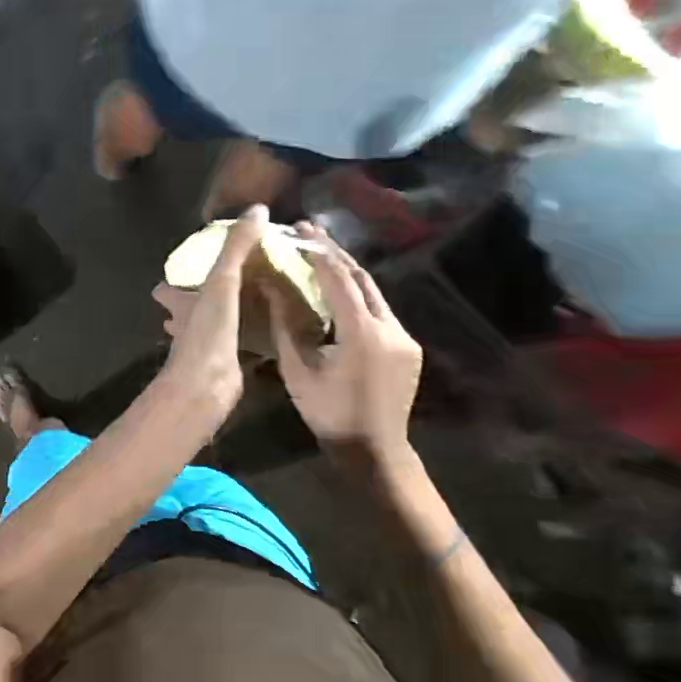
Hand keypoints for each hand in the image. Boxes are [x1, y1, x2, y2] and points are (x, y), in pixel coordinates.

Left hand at [152, 206, 268, 416]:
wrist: (208, 387)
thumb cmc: (208, 331)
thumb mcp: (222, 281)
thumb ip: (237, 247)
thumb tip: (258, 209)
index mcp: (181, 303)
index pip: (169, 286)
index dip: (176, 277)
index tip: (198, 260)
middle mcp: (189, 323)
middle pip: (191, 306)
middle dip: (205, 294)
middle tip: (241, 276)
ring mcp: (208, 346)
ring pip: (217, 324)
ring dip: (233, 314)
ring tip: (262, 296)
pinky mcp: (230, 363)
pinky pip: (241, 342)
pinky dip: (254, 335)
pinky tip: (276, 327)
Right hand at [268, 222, 421, 452]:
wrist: (374, 450)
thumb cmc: (328, 414)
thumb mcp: (298, 371)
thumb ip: (286, 326)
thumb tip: (272, 289)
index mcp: (362, 334)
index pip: (339, 280)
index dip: (319, 253)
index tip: (300, 230)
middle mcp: (390, 328)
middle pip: (362, 278)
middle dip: (335, 253)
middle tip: (311, 232)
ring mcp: (404, 337)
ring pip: (374, 293)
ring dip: (347, 273)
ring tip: (322, 255)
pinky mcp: (408, 347)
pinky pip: (380, 311)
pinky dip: (357, 296)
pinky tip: (339, 293)